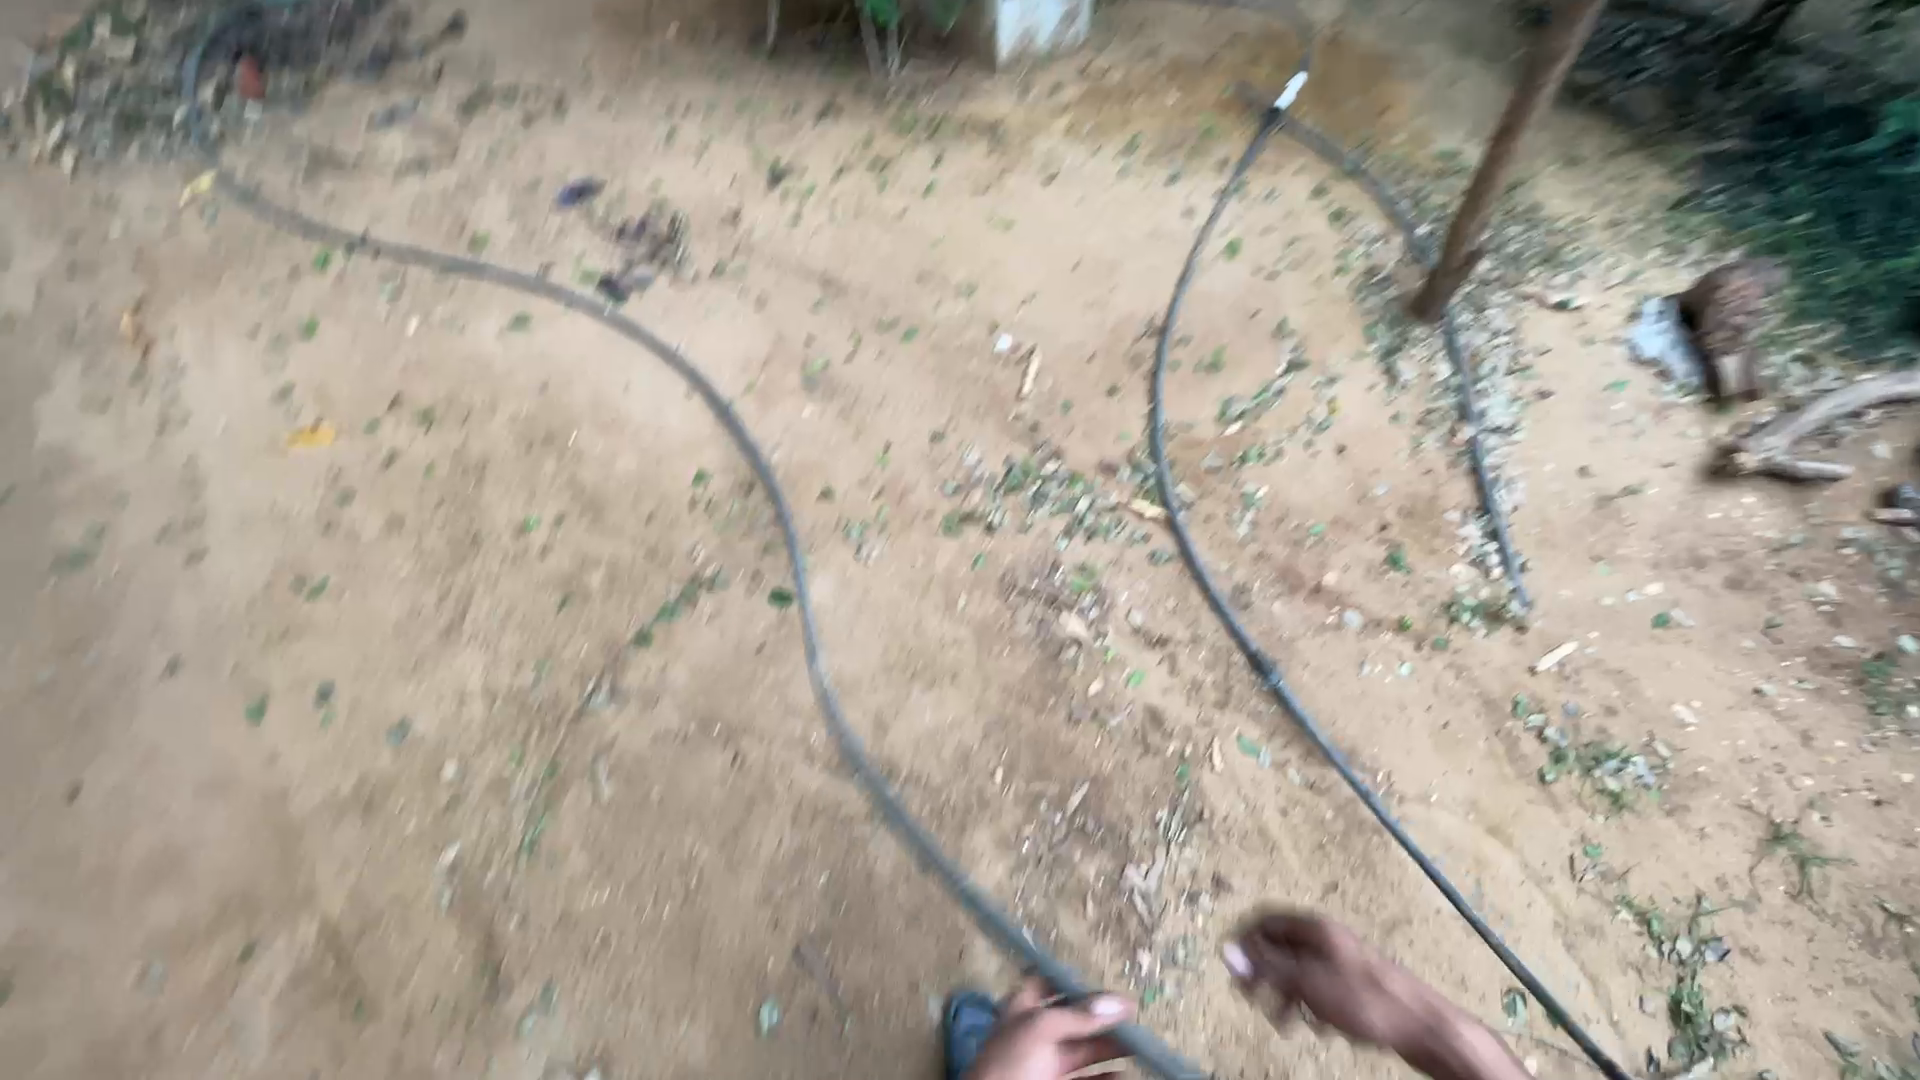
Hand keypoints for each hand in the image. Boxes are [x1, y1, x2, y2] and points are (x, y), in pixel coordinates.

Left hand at [965, 978, 1135, 1079]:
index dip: (1072, 981)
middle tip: (1134, 1018)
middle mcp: (1035, 1034)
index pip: (1046, 984)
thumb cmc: (1010, 1063)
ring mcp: (1044, 1066)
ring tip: (1139, 1046)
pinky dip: (1104, 1079)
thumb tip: (1116, 1002)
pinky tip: (1124, 1076)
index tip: (1104, 986)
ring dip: (1109, 1048)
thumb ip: (1078, 1015)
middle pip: (1074, 1019)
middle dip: (1102, 1017)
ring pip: (1083, 1053)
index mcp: (1023, 1010)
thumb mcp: (1040, 1028)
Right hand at [1221, 910, 1454, 1055]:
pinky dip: (1309, 1005)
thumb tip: (1226, 950)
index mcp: (1314, 928)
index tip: (1234, 970)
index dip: (1245, 941)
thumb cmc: (1365, 1000)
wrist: (1425, 1029)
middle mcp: (1325, 939)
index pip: (1265, 919)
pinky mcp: (1355, 987)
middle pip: (1280, 946)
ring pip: (1298, 971)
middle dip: (1263, 973)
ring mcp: (1341, 962)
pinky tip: (1316, 1027)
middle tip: (1251, 998)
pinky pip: (1318, 989)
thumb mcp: (1308, 982)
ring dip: (1284, 994)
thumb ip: (1266, 966)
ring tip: (1283, 1021)